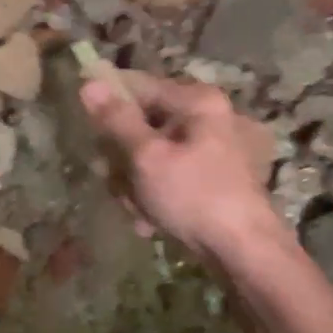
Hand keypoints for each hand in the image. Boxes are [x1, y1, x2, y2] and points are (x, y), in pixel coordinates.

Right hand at [80, 71, 281, 256]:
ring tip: (138, 207)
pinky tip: (152, 216)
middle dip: (121, 157)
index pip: (136, 85)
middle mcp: (209, 115)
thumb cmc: (193, 196)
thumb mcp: (146, 157)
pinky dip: (154, 192)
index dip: (107, 107)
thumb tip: (89, 82)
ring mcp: (213, 145)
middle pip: (140, 123)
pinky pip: (168, 171)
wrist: (243, 249)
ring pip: (149, 152)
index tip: (91, 137)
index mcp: (197, 101)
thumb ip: (116, 120)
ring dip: (133, 181)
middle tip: (115, 182)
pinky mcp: (213, 173)